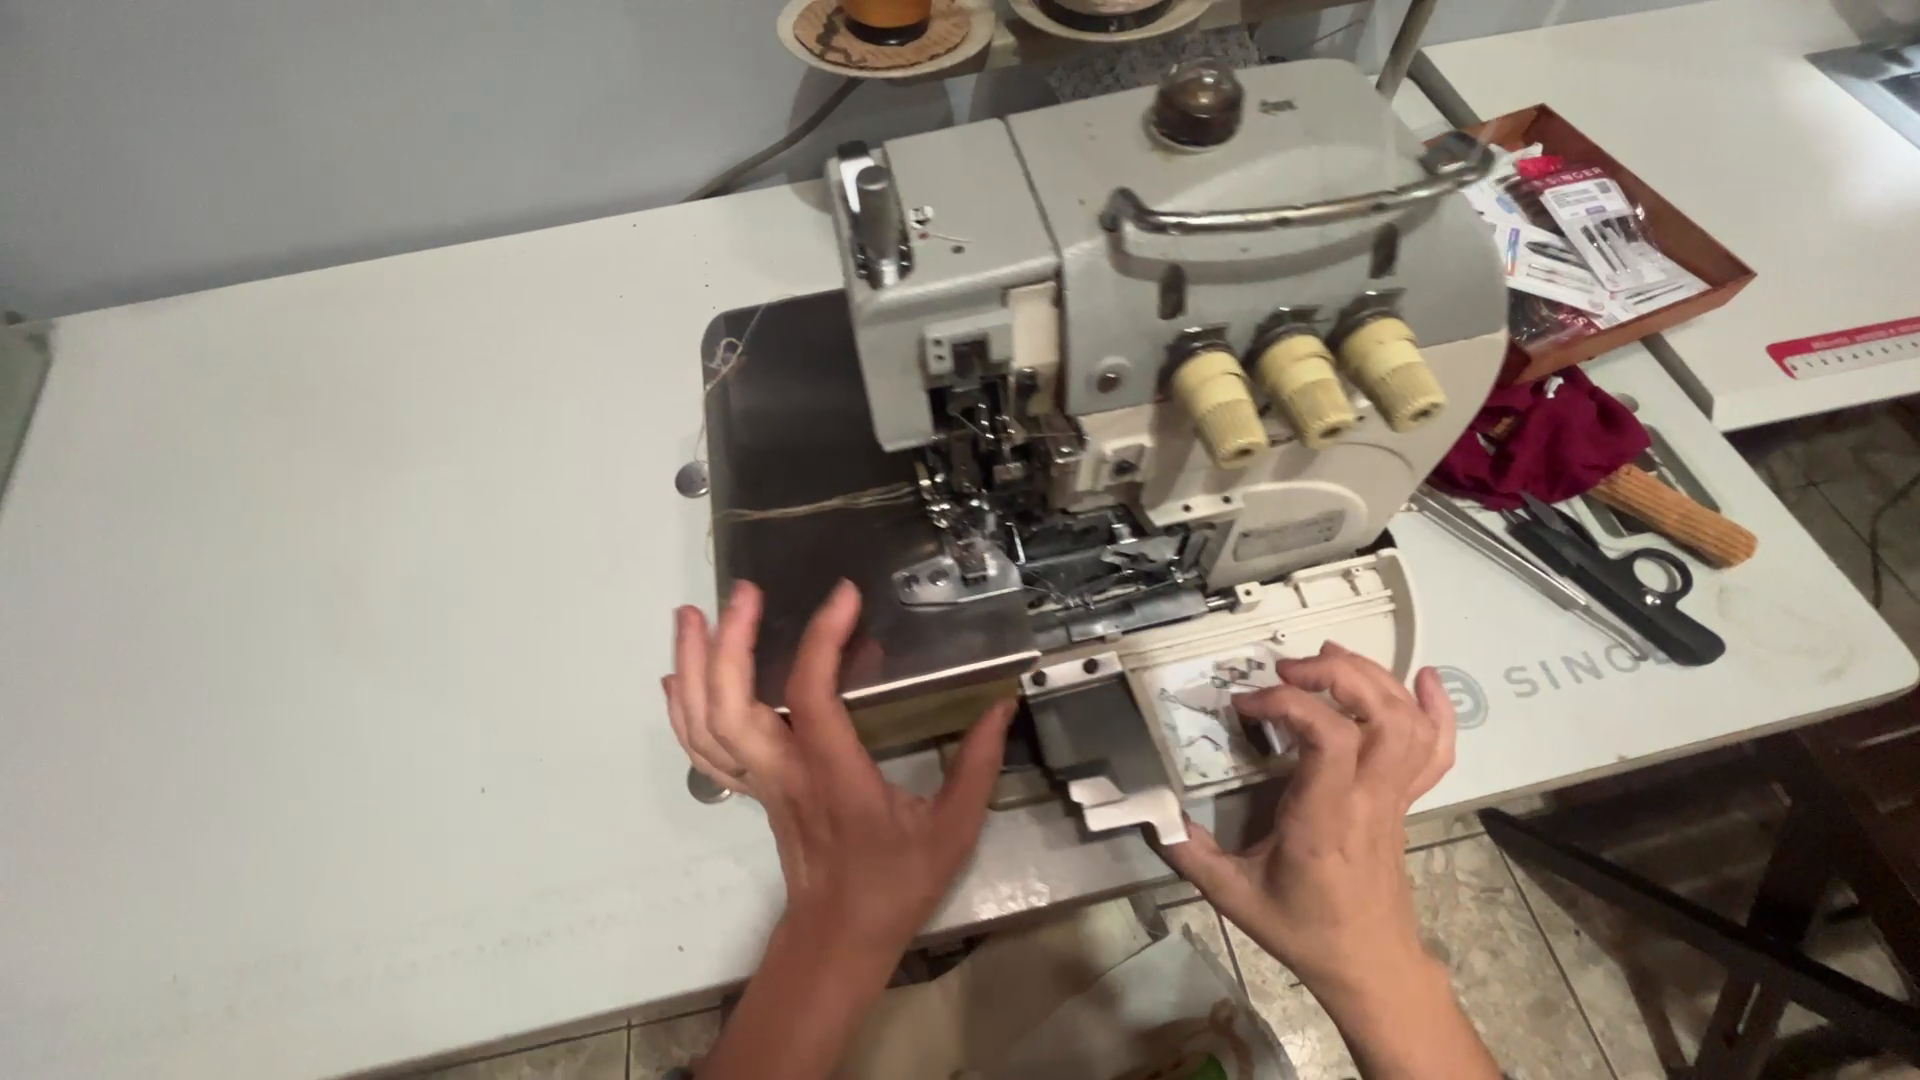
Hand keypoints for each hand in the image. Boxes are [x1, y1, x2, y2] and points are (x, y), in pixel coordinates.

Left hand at [664, 578, 1015, 954]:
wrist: (840, 938)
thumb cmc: (895, 883)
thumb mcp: (952, 828)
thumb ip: (977, 764)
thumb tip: (1001, 705)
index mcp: (832, 773)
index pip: (811, 693)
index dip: (822, 637)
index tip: (844, 594)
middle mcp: (783, 772)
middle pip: (731, 704)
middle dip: (728, 642)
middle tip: (743, 592)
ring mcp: (759, 782)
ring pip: (704, 723)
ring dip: (692, 665)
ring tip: (691, 615)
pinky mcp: (752, 790)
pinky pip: (702, 749)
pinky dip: (682, 709)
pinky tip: (678, 675)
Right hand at [1159, 642, 1455, 1006]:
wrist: (1371, 966)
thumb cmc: (1304, 929)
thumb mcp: (1233, 896)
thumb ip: (1189, 854)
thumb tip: (1152, 813)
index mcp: (1326, 818)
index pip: (1331, 738)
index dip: (1290, 704)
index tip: (1246, 704)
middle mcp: (1369, 798)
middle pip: (1383, 716)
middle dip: (1337, 675)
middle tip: (1286, 669)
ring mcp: (1394, 797)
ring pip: (1409, 723)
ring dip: (1373, 678)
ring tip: (1327, 658)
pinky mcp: (1405, 799)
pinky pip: (1436, 750)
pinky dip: (1437, 709)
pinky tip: (1424, 679)